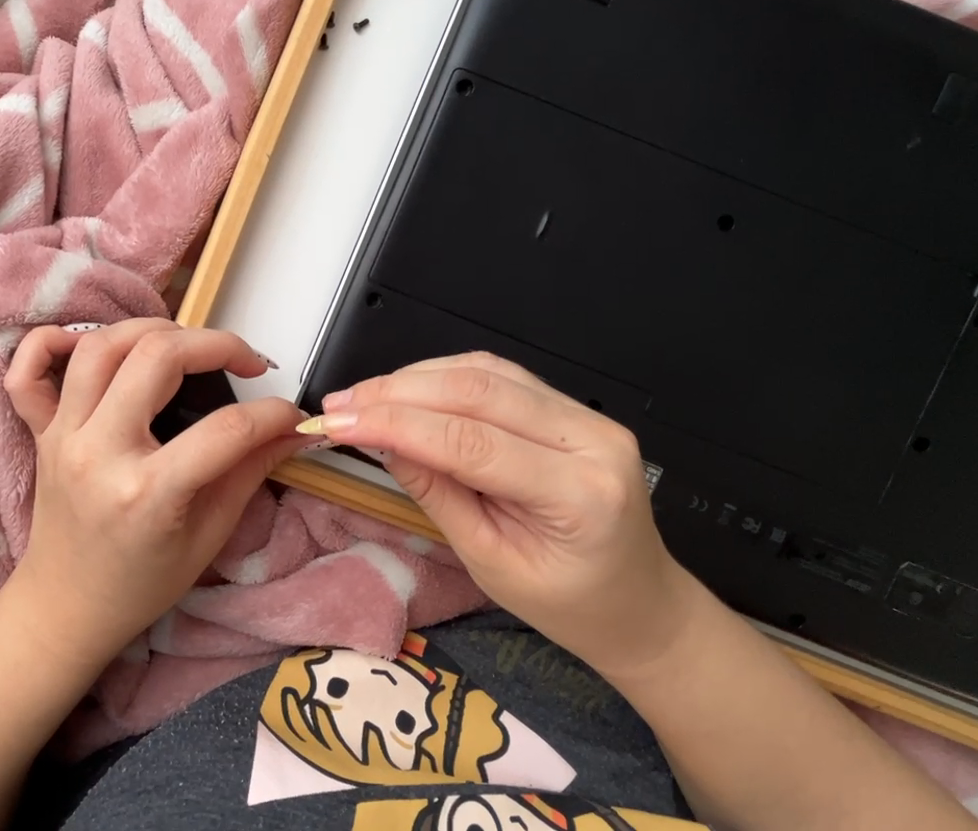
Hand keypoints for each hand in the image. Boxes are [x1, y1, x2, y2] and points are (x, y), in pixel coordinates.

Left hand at [2, 319, 307, 668]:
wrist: (67, 608)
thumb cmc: (140, 583)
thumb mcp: (209, 537)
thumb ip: (251, 472)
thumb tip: (294, 431)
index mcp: (147, 492)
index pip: (225, 429)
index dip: (273, 414)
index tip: (291, 415)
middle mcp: (98, 452)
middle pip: (156, 357)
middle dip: (215, 343)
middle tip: (244, 360)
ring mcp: (62, 436)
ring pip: (100, 347)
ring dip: (150, 329)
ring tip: (184, 345)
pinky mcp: (40, 432)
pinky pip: (27, 371)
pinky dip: (52, 343)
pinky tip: (90, 345)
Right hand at [301, 352, 700, 678]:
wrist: (640, 605)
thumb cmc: (568, 605)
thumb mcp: (491, 564)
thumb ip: (438, 495)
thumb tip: (382, 441)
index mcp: (578, 493)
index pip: (470, 441)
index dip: (395, 424)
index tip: (337, 423)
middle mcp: (591, 438)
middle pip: (477, 390)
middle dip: (395, 392)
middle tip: (338, 405)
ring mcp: (587, 415)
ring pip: (484, 371)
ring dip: (413, 378)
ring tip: (361, 397)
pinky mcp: (571, 407)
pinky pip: (498, 376)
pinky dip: (442, 377)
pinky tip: (405, 390)